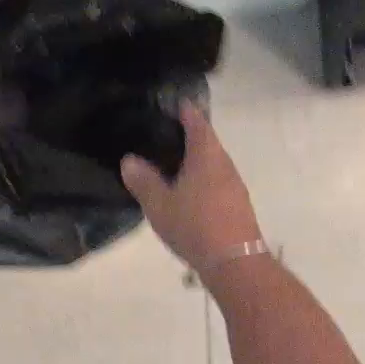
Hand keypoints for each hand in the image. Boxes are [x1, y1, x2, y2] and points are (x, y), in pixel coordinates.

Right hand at [119, 104, 262, 272]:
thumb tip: (129, 159)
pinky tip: (184, 189)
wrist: (233, 260)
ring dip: (194, 159)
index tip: (176, 103)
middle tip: (163, 134)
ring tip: (169, 163)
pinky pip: (214, 179)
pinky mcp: (234, 203)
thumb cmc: (194, 225)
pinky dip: (199, 176)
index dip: (187, 113)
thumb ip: (143, 181)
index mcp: (206, 158)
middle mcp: (223, 165)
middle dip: (189, 136)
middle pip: (207, 142)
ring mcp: (233, 185)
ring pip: (211, 163)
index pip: (198, 125)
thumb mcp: (159, 204)